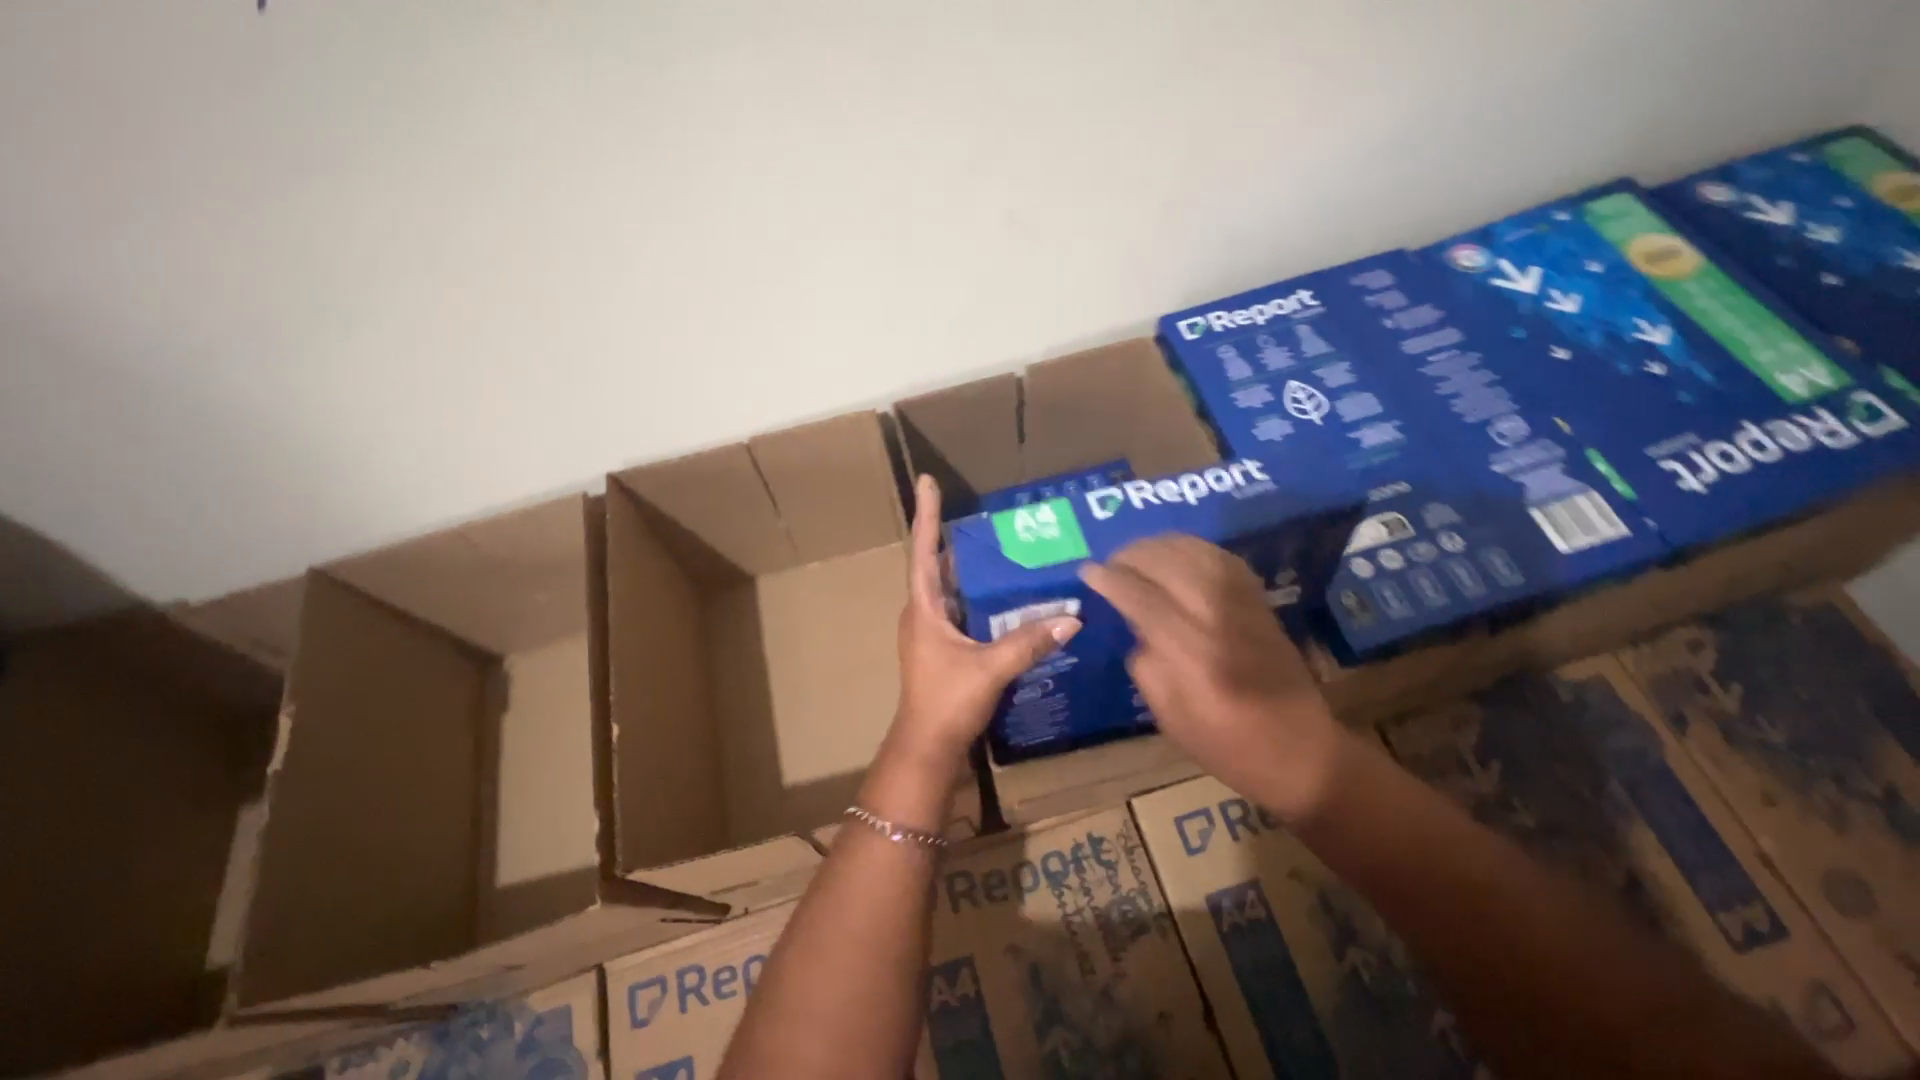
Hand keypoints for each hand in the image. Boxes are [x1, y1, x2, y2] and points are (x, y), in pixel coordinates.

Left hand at [890, 474, 1081, 764]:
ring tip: (1002, 547)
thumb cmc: (946, 702)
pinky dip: (982, 599)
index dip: (927, 515)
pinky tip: (1008, 597)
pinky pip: (963, 612)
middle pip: (937, 566)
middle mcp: (923, 614)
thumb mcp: (990, 669)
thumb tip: (1071, 617)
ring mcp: (933, 634)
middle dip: (956, 538)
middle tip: (984, 514)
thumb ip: (1028, 642)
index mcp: (923, 609)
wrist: (927, 749)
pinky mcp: (945, 651)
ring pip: (952, 591)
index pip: (924, 551)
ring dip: (971, 570)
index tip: (926, 482)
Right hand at [1080, 534, 1346, 821]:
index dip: (1111, 580)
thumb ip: (1146, 666)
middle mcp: (1218, 620)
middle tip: (1109, 561)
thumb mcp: (1169, 718)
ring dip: (1162, 545)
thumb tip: (1135, 628)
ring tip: (1137, 552)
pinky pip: (1225, 559)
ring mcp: (1245, 607)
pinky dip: (1195, 548)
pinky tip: (1178, 554)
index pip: (1142, 599)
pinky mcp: (1262, 604)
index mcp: (1192, 655)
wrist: (1300, 750)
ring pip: (1198, 553)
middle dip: (1133, 555)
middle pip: (1170, 564)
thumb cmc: (1227, 746)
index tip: (1087, 572)